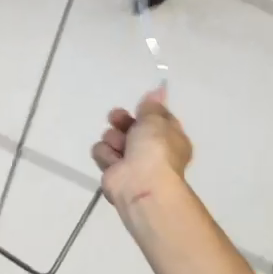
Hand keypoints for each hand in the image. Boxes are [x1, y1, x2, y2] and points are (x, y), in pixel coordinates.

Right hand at [91, 87, 191, 211]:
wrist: (142, 184)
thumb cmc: (155, 150)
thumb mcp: (156, 120)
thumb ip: (152, 105)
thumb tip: (160, 89)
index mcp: (169, 138)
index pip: (155, 119)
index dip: (145, 112)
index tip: (139, 107)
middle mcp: (151, 150)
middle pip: (130, 126)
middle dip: (121, 121)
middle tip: (117, 119)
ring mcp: (131, 161)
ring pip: (112, 138)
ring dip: (113, 139)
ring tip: (118, 147)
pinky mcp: (113, 171)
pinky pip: (102, 153)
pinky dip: (106, 155)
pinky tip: (113, 162)